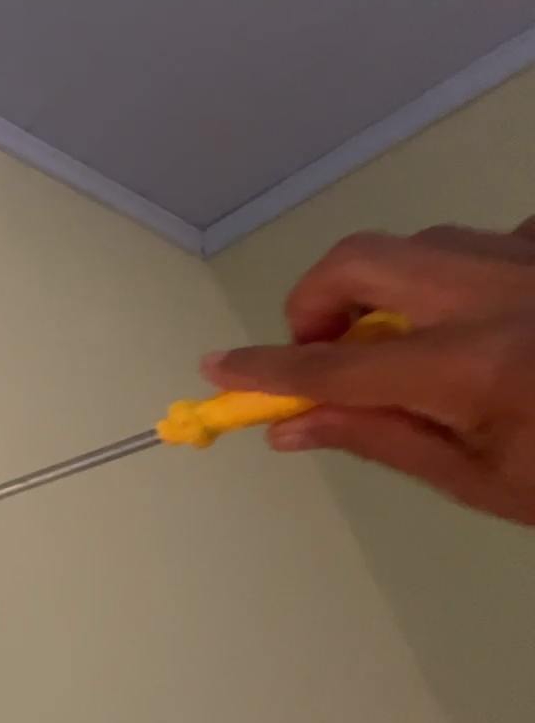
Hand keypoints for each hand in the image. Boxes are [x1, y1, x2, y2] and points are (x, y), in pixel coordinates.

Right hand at [204, 217, 534, 525]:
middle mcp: (511, 299)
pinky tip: (498, 311)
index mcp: (480, 367)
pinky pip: (509, 238)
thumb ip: (383, 441)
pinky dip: (475, 270)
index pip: (328, 367)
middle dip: (314, 303)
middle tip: (321, 347)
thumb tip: (289, 429)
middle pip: (361, 261)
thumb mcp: (496, 484)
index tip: (217, 368)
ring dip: (391, 287)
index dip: (260, 370)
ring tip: (410, 336)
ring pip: (428, 242)